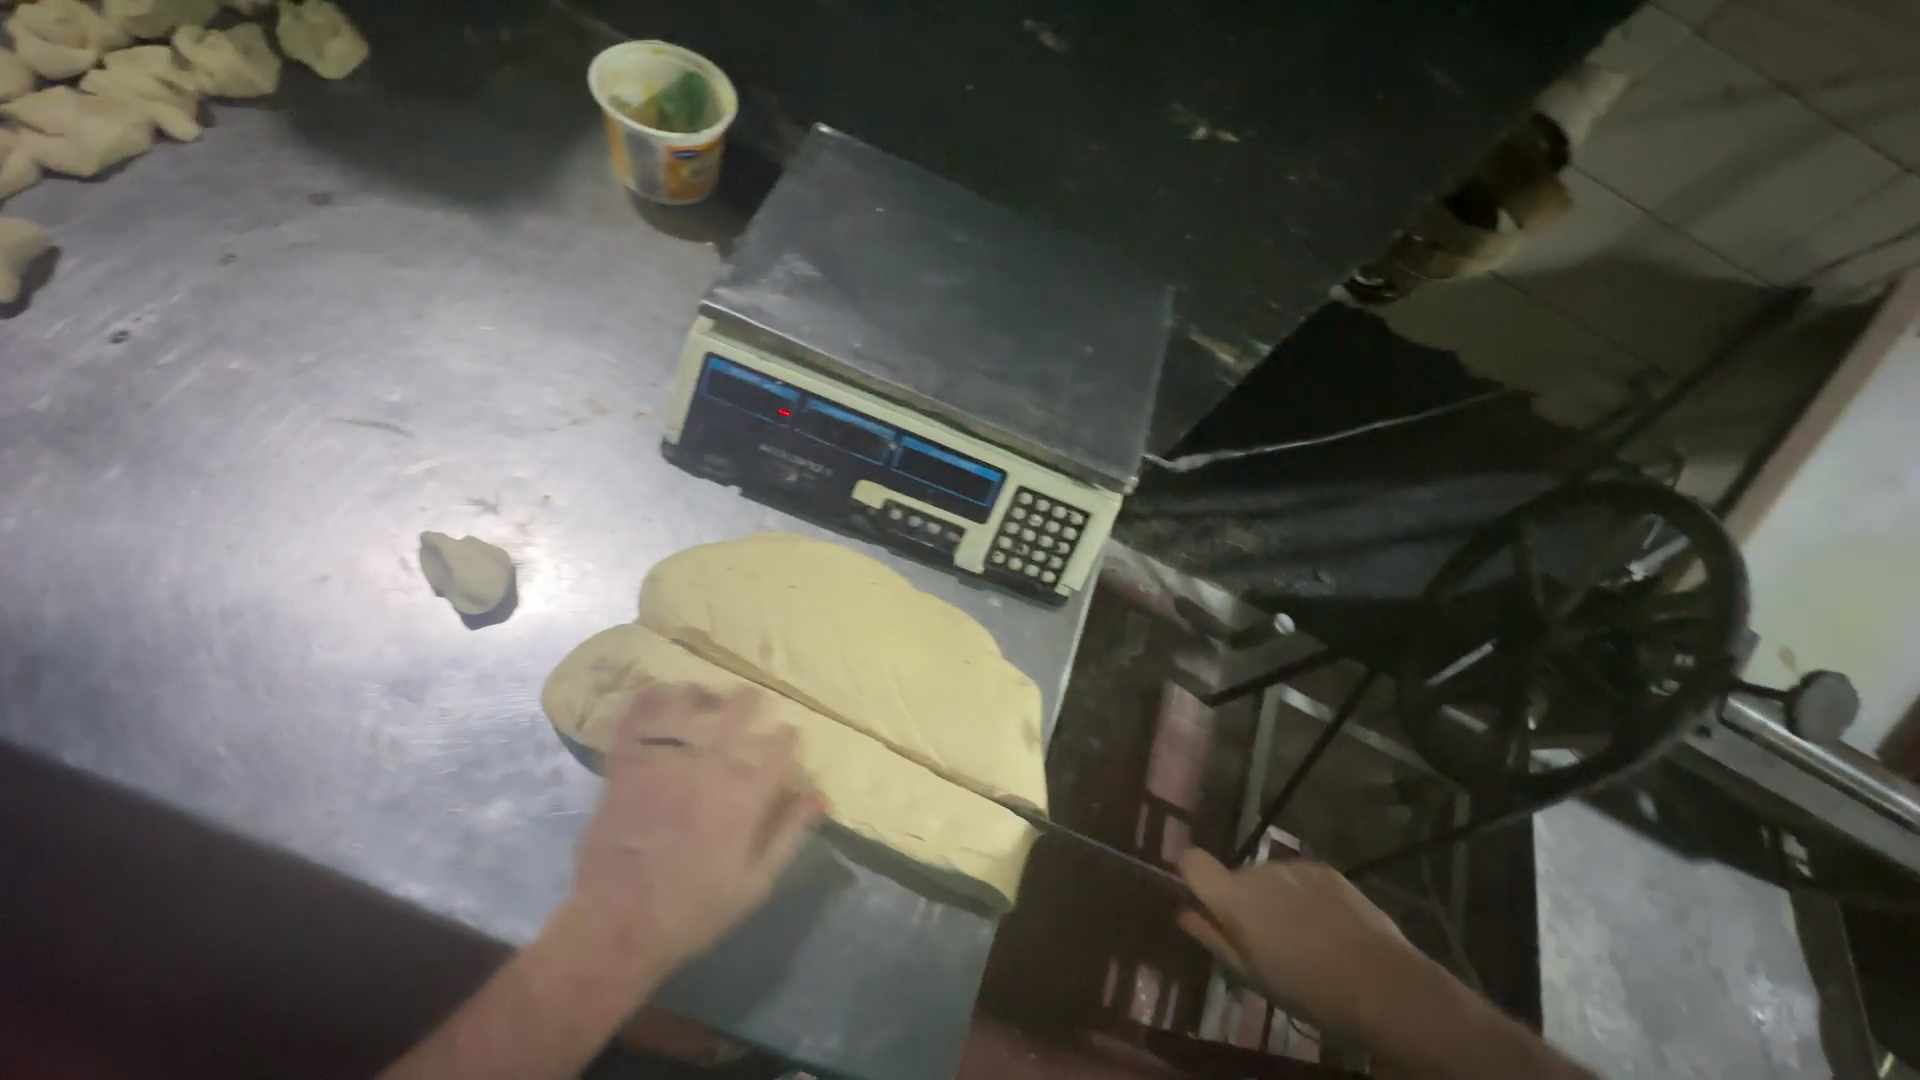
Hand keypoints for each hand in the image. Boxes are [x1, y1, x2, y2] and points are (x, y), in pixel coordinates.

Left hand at [565, 685, 826, 979]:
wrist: (616, 927)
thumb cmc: (694, 910)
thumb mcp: (755, 882)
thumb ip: (790, 832)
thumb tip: (822, 795)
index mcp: (746, 797)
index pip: (782, 745)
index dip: (789, 740)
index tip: (787, 745)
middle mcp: (709, 769)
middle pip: (740, 710)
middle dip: (754, 704)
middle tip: (754, 707)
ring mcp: (663, 763)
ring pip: (691, 702)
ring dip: (706, 697)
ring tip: (707, 700)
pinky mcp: (625, 766)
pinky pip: (638, 718)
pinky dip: (650, 700)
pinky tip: (660, 697)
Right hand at [1177, 850, 1420, 1040]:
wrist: (1382, 984)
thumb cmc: (1308, 990)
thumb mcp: (1252, 976)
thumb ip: (1213, 939)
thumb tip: (1184, 914)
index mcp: (1234, 898)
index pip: (1192, 861)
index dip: (1192, 877)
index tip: (1204, 903)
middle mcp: (1258, 871)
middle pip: (1235, 877)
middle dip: (1243, 902)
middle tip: (1265, 942)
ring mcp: (1294, 867)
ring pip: (1269, 879)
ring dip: (1274, 899)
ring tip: (1302, 938)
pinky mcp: (1325, 870)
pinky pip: (1299, 878)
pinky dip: (1302, 896)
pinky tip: (1326, 928)